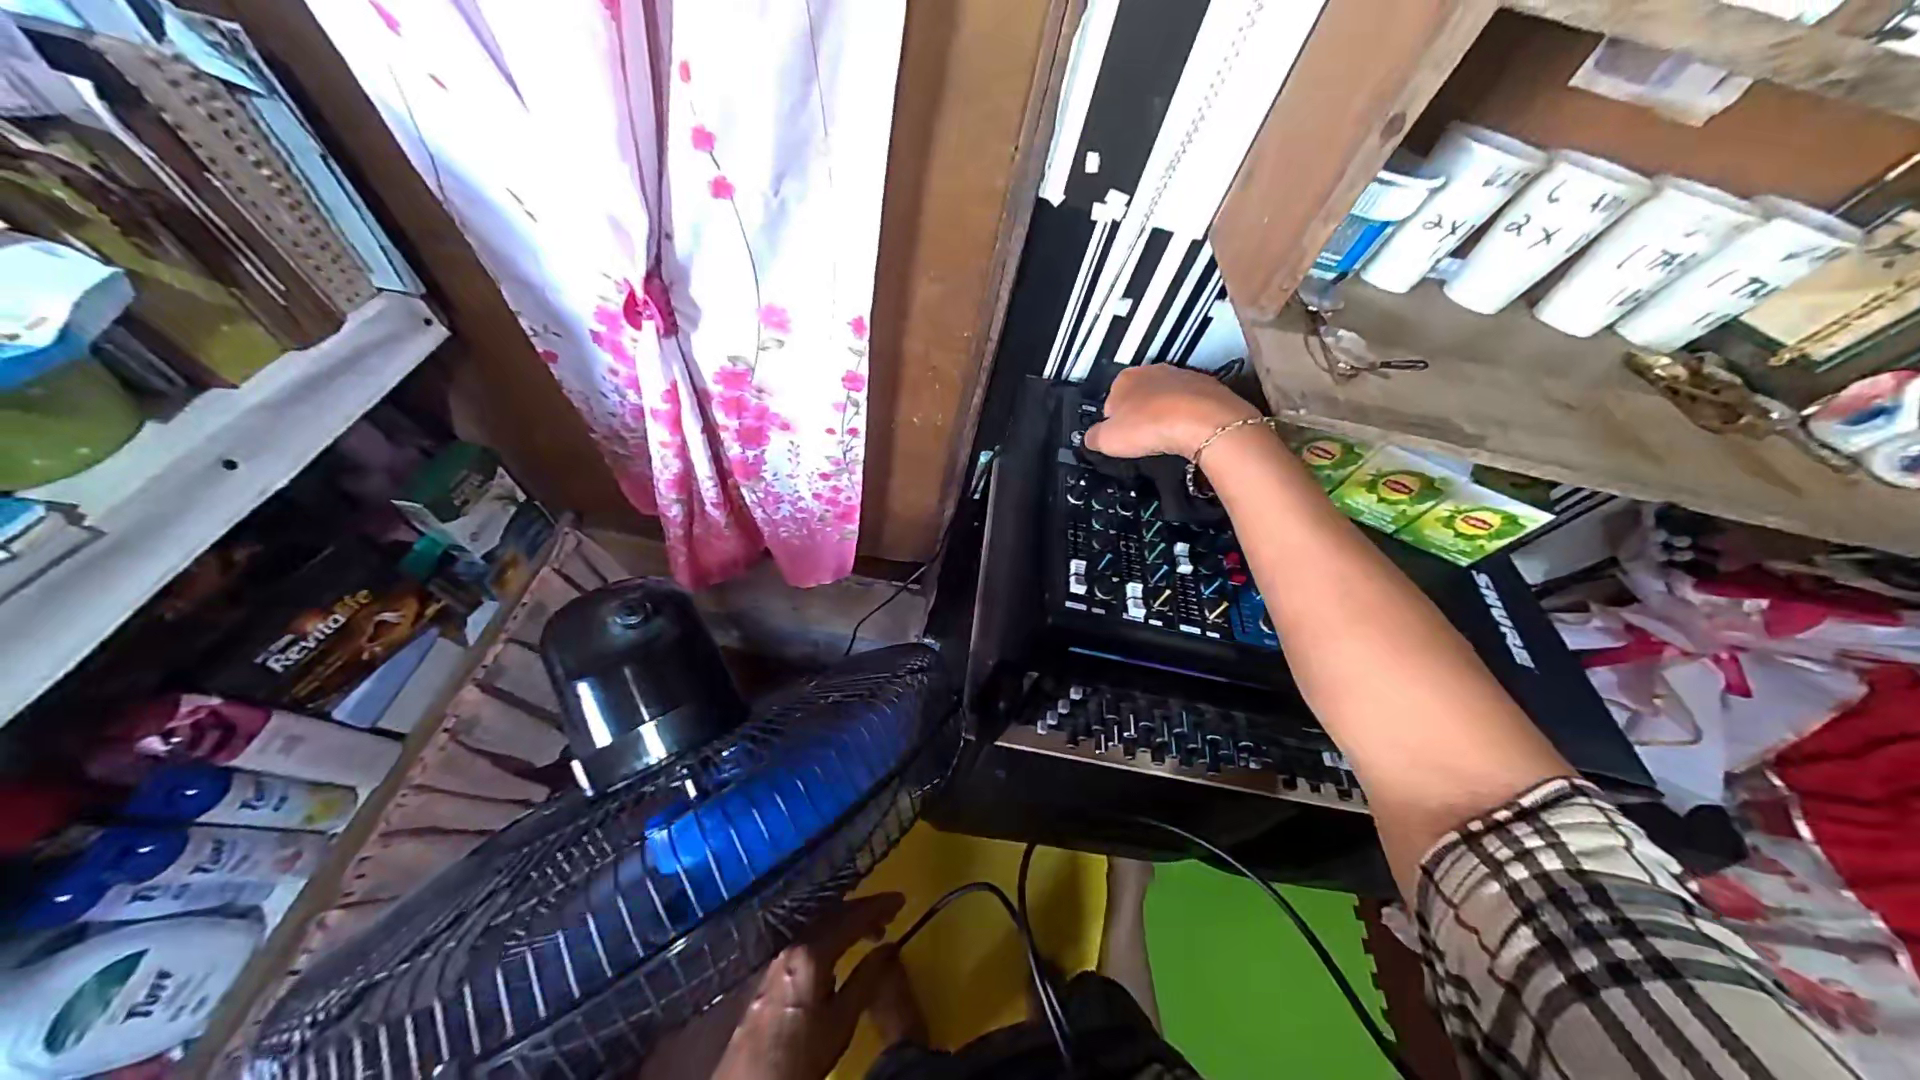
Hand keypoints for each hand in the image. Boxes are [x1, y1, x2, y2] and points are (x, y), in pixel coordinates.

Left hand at [711, 892, 906, 1079]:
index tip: (900, 900)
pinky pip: (807, 939)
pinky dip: (829, 935)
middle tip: (889, 913)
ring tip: (869, 931)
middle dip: (862, 910)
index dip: (877, 907)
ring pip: (818, 926)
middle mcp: (792, 947)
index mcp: (811, 954)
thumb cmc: (802, 1055)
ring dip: (845, 922)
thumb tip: (888, 948)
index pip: (850, 918)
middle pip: (832, 915)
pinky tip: (838, 950)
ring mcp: (778, 959)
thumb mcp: (842, 1020)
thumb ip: (866, 979)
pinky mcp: (771, 973)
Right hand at [1082, 365, 1259, 460]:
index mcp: (1124, 379)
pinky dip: (1187, 419)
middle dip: (1139, 416)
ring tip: (1163, 440)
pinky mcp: (1207, 389)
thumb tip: (1091, 440)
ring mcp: (1182, 378)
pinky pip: (1190, 406)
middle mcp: (1153, 372)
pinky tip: (1185, 435)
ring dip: (1163, 417)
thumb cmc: (1156, 424)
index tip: (1115, 436)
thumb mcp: (1107, 440)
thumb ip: (1094, 438)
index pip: (1109, 401)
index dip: (1111, 423)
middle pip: (1139, 397)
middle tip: (1139, 440)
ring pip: (1166, 399)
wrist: (1204, 423)